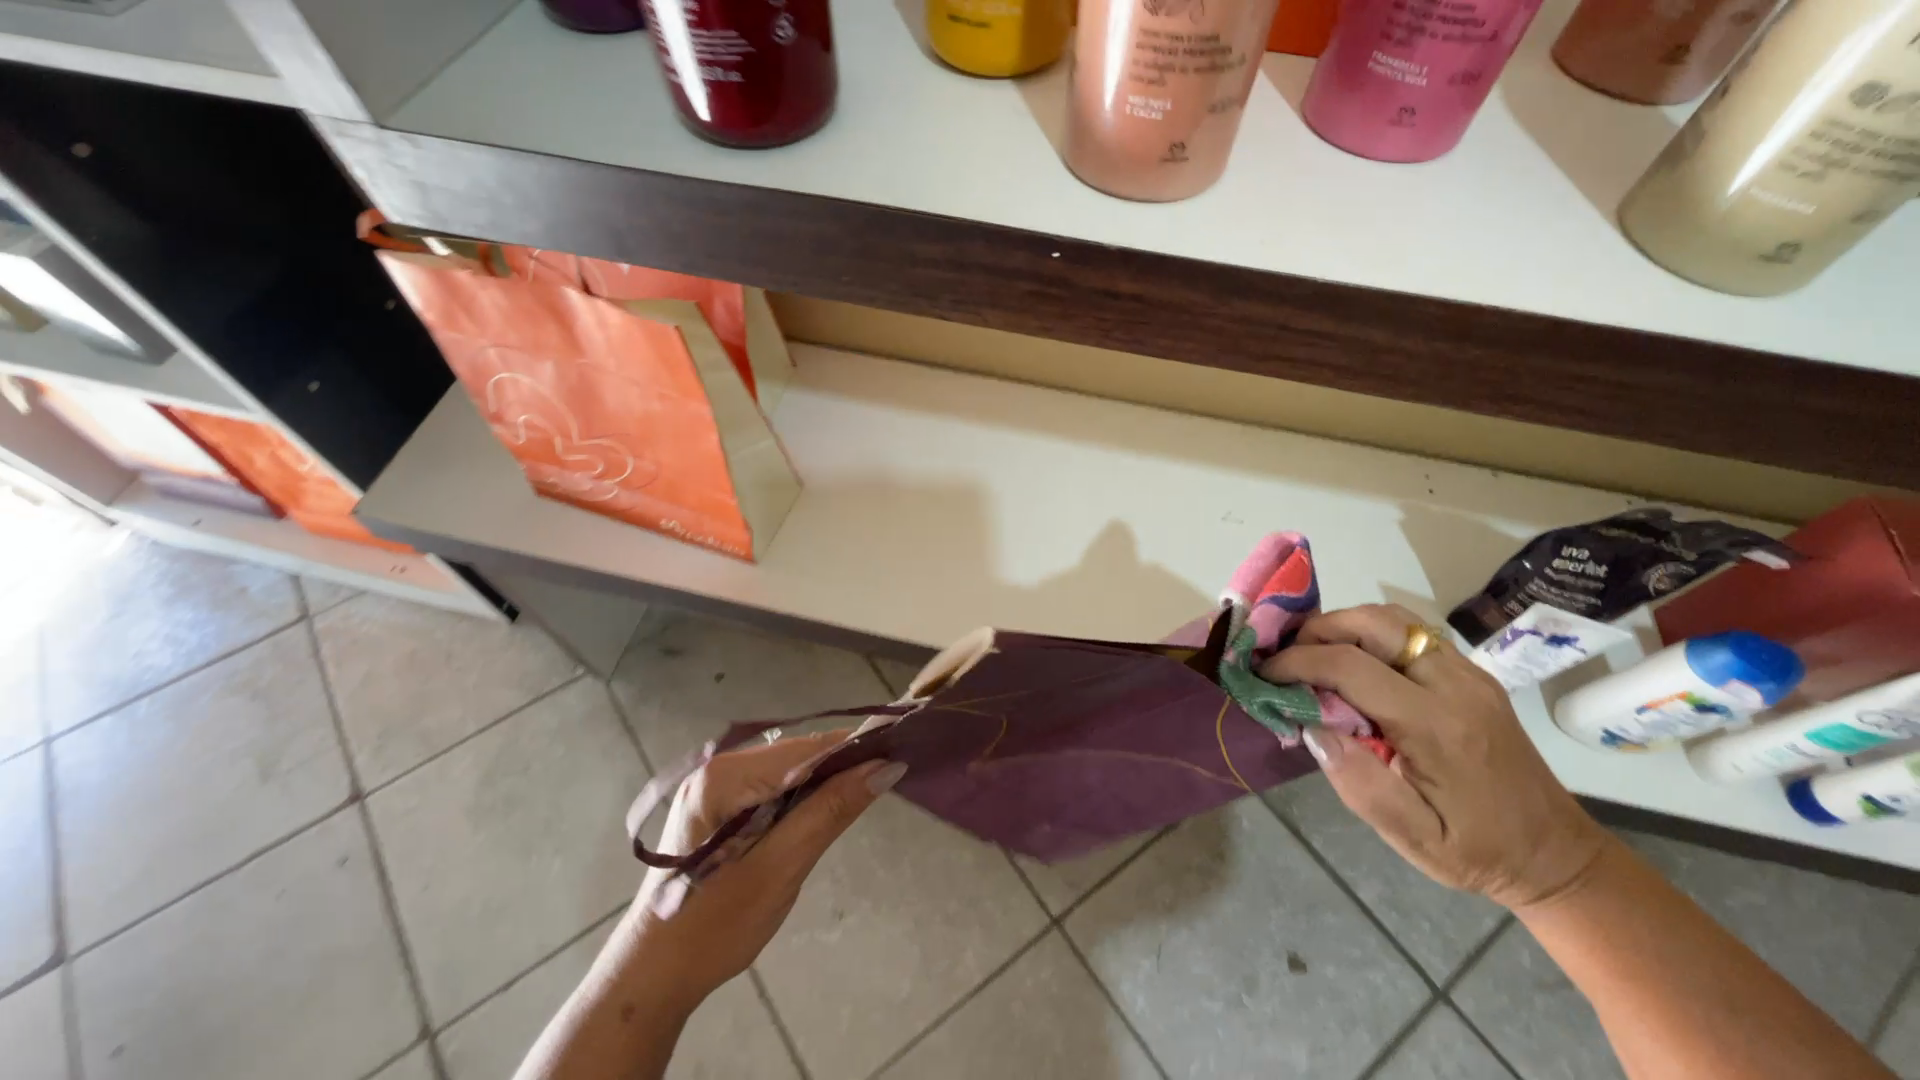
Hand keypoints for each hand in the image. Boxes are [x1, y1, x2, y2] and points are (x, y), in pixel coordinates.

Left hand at [622, 731, 904, 1011]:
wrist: (655, 970)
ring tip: (872, 785)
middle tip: (893, 772)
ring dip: (827, 778)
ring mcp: (713, 784)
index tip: (903, 749)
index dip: (855, 748)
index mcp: (720, 779)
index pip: (804, 749)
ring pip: (788, 768)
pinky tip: (829, 805)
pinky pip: (773, 785)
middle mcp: (714, 768)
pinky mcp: (719, 803)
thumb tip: (885, 767)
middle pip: (796, 754)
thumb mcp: (780, 868)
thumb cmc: (714, 926)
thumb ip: (830, 812)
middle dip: (844, 761)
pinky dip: (805, 793)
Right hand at [1261, 604, 1613, 909]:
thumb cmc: (1477, 851)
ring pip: (1395, 620)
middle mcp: (1455, 685)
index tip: (1264, 674)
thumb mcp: (1413, 838)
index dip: (1297, 662)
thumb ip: (1359, 784)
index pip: (1350, 666)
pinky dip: (1372, 636)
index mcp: (1435, 724)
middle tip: (1286, 658)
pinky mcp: (1474, 677)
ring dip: (1345, 627)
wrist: (1554, 853)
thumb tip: (1311, 728)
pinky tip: (1354, 666)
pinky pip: (1414, 635)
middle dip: (1319, 630)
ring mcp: (1469, 675)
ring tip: (1313, 657)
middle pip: (1374, 623)